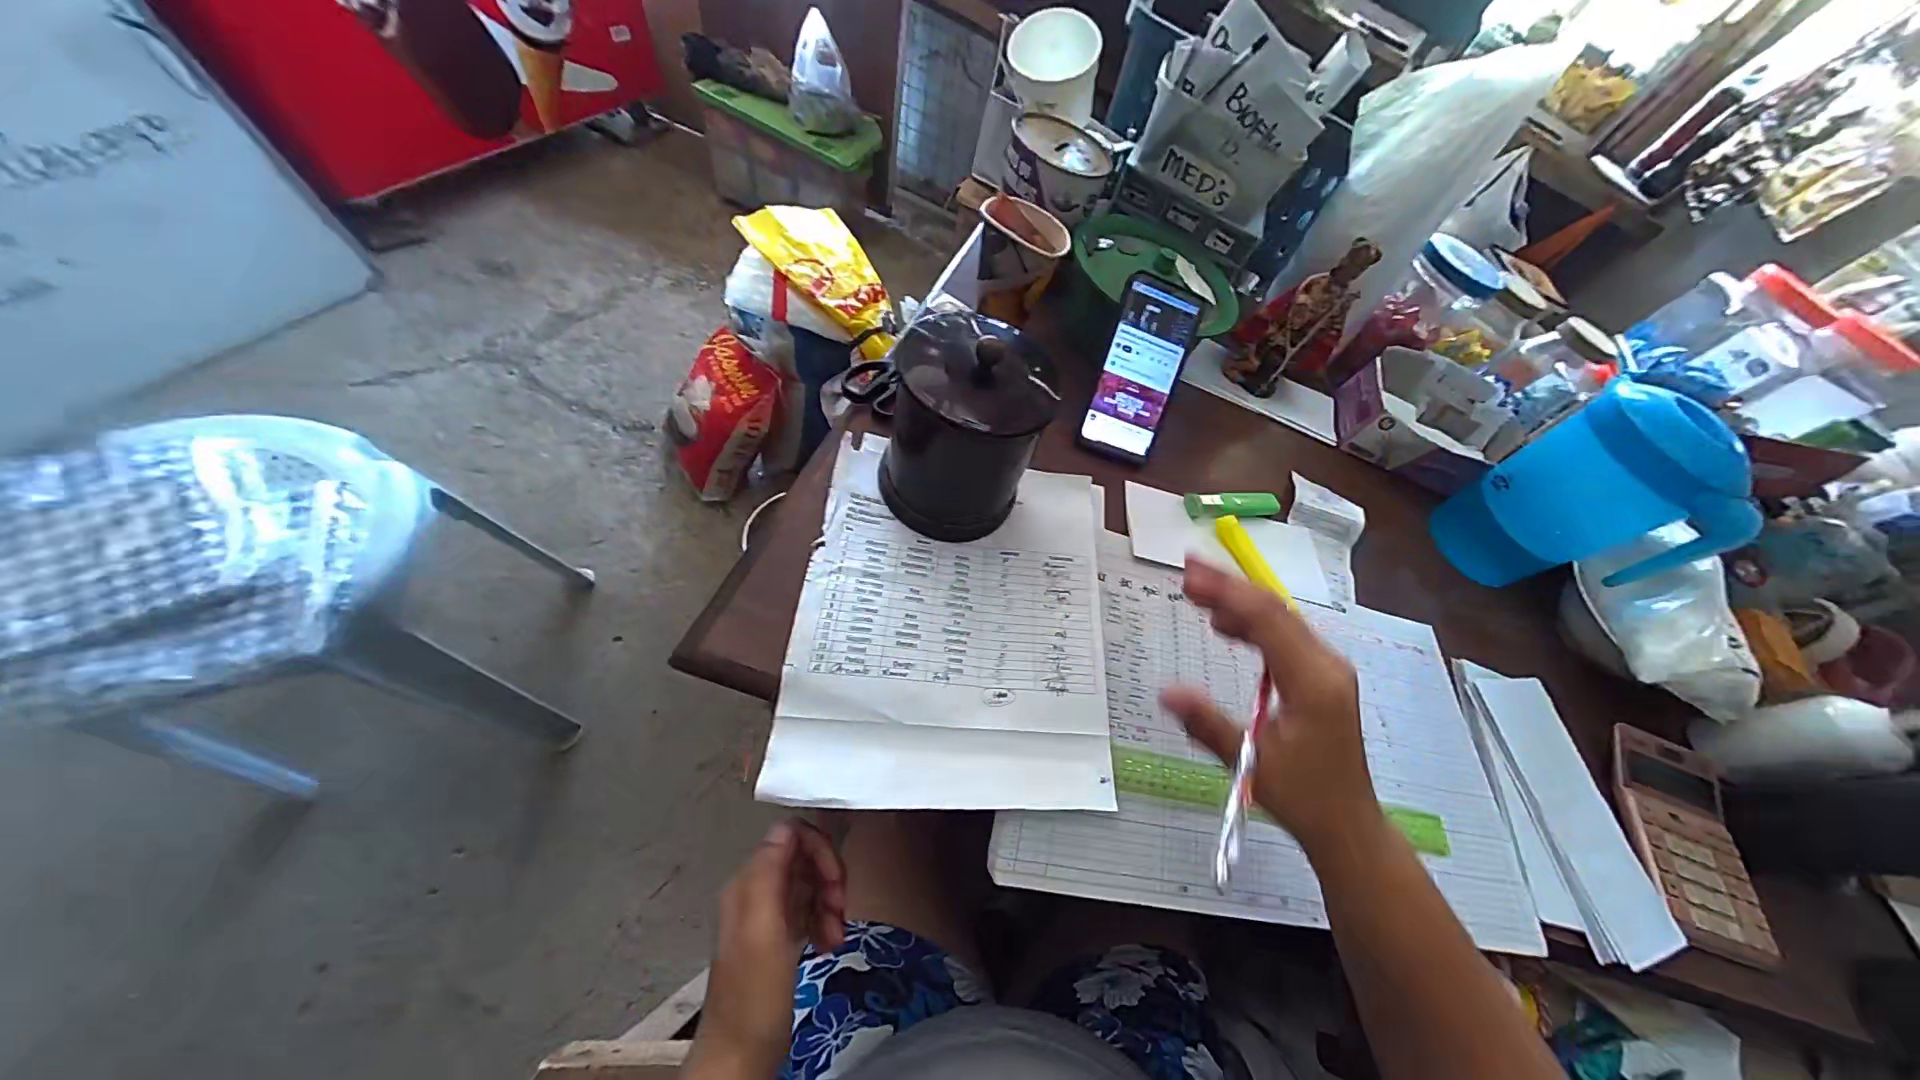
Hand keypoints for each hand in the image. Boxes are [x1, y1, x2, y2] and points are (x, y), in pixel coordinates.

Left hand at [692, 819, 846, 1076]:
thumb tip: (786, 825)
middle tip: (840, 909)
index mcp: (749, 883)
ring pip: (811, 883)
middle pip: (804, 857)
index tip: (835, 881)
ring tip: (837, 934)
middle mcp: (757, 891)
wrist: (742, 1056)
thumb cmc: (755, 995)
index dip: (819, 849)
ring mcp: (768, 914)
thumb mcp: (763, 930)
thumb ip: (769, 874)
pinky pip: (811, 910)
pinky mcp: (781, 936)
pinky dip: (825, 921)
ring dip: (831, 902)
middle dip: (829, 878)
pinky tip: (830, 943)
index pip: (790, 835)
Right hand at [1159, 558, 1378, 851]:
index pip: (1266, 620)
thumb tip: (1166, 691)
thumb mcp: (1251, 761)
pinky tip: (1226, 626)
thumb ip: (1208, 722)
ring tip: (1197, 592)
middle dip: (1229, 586)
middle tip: (1187, 572)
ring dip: (1239, 602)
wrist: (1348, 824)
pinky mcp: (1320, 677)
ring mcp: (1326, 669)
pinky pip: (1284, 636)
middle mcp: (1325, 665)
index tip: (1189, 575)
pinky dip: (1252, 623)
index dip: (1226, 592)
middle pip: (1274, 610)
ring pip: (1279, 619)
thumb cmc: (1304, 796)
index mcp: (1312, 680)